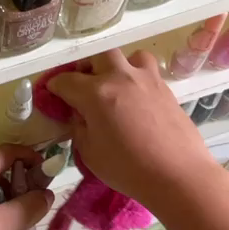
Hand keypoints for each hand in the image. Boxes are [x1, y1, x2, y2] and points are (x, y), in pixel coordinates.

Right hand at [45, 49, 218, 211]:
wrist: (177, 174)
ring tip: (116, 85)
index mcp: (95, 94)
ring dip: (118, 66)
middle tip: (83, 84)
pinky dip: (137, 78)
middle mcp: (120, 77)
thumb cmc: (127, 168)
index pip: (66, 81)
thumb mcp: (90, 153)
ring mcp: (147, 80)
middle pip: (98, 55)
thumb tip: (80, 116)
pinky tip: (136, 100)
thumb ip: (80, 129)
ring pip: (129, 56)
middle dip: (86, 66)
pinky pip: (148, 71)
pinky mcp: (166, 89)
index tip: (51, 93)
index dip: (54, 86)